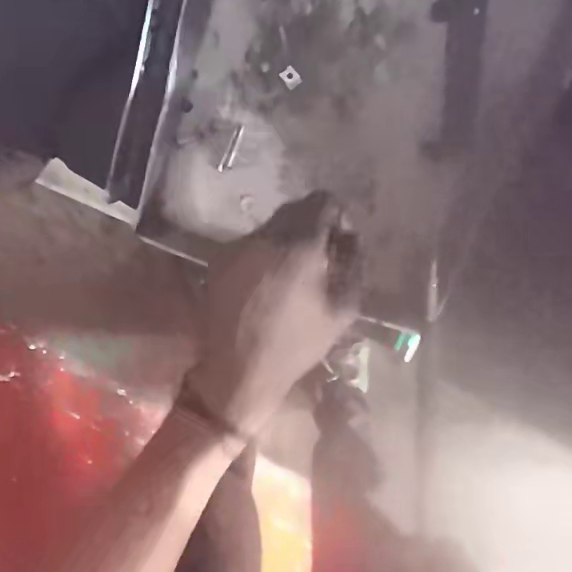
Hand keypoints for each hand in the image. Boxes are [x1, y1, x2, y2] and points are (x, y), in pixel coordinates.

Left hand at [186, 191, 362, 435]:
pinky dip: (263, 254)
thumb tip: (349, 239)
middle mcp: (263, 237)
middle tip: (320, 256)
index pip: (322, 201)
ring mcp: (236, 247)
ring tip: (292, 273)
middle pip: (294, 209)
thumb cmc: (296, 345)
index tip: (340, 240)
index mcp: (298, 245)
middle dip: (311, 225)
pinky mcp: (218, 261)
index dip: (337, 216)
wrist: (237, 370)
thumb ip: (353, 264)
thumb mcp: (342, 309)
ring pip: (269, 226)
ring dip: (286, 239)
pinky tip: (266, 283)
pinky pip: (248, 245)